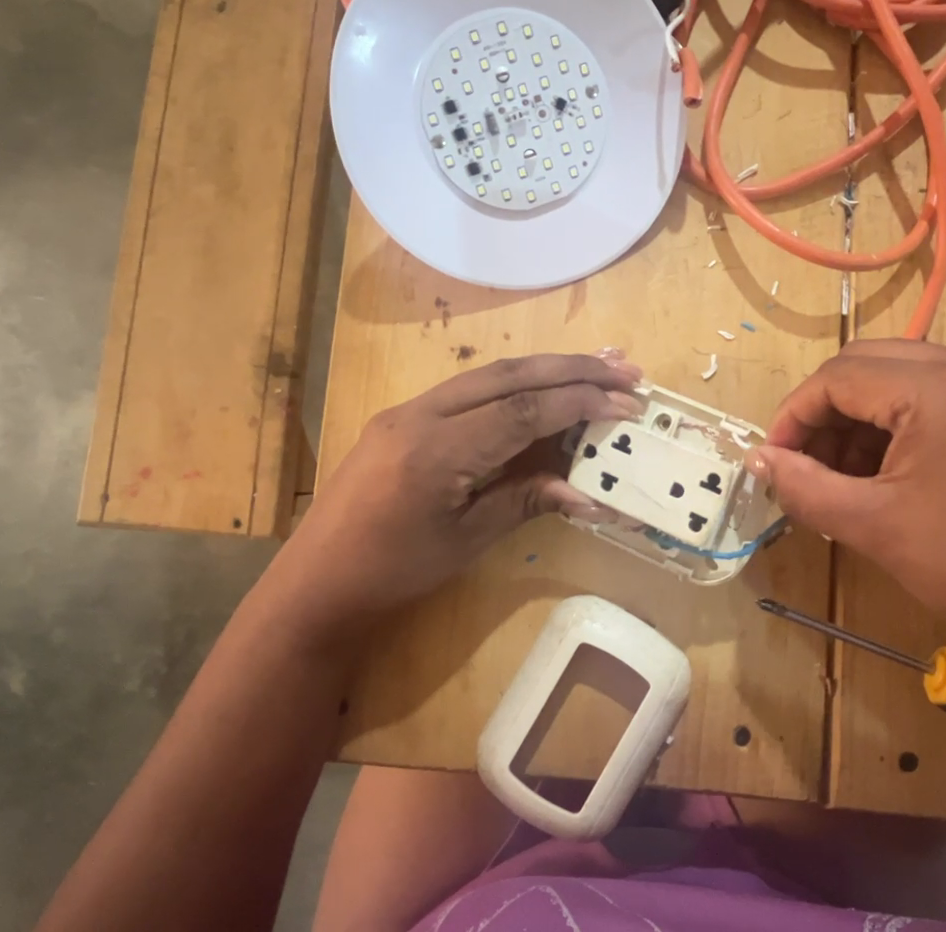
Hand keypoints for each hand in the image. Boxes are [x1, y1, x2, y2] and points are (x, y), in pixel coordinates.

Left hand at [278, 351, 641, 630]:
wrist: (317, 579)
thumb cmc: (392, 572)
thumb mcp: (466, 541)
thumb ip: (525, 502)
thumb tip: (588, 494)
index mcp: (437, 450)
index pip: (523, 410)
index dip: (580, 402)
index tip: (628, 403)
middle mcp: (421, 414)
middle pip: (510, 375)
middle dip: (573, 368)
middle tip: (626, 367)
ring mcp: (408, 410)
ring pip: (489, 374)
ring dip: (546, 368)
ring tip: (597, 365)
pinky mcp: (403, 416)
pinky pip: (468, 388)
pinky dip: (514, 383)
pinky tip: (541, 384)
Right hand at [749, 340, 945, 644]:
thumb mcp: (870, 525)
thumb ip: (802, 485)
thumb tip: (758, 461)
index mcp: (939, 387)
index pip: (838, 377)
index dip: (794, 416)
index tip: (773, 461)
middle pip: (865, 365)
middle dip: (824, 413)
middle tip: (803, 465)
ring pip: (896, 376)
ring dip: (856, 418)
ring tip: (840, 476)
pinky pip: (929, 393)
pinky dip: (893, 423)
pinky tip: (882, 471)